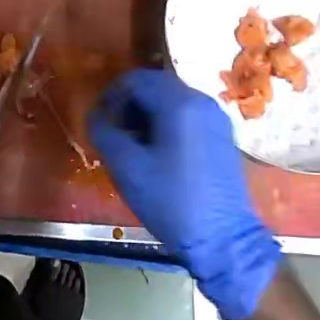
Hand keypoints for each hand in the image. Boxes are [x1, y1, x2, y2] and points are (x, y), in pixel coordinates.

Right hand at [87, 68, 282, 319]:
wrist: (223, 239)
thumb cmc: (171, 201)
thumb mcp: (127, 167)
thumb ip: (104, 133)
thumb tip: (96, 116)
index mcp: (179, 103)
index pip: (136, 79)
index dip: (111, 96)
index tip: (100, 121)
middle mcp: (201, 101)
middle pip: (155, 86)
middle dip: (129, 106)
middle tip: (115, 135)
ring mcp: (217, 118)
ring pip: (172, 100)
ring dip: (147, 115)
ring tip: (134, 147)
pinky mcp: (223, 135)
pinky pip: (188, 116)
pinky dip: (167, 124)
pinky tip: (159, 154)